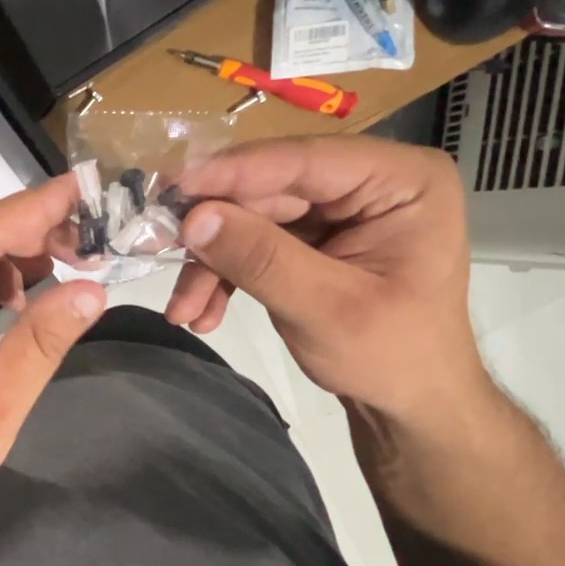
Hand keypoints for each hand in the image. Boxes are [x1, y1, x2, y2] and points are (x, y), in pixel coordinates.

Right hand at [164, 136, 491, 417]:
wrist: (408, 404)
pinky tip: (201, 314)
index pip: (306, 161)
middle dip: (214, 231)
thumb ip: (260, 259)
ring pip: (251, 219)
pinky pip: (253, 245)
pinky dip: (223, 278)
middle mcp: (369, 183)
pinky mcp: (311, 240)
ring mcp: (337, 212)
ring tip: (182, 310)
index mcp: (401, 181)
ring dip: (211, 265)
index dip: (234, 172)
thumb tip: (192, 219)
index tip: (173, 188)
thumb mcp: (325, 308)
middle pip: (269, 190)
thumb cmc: (391, 357)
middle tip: (156, 251)